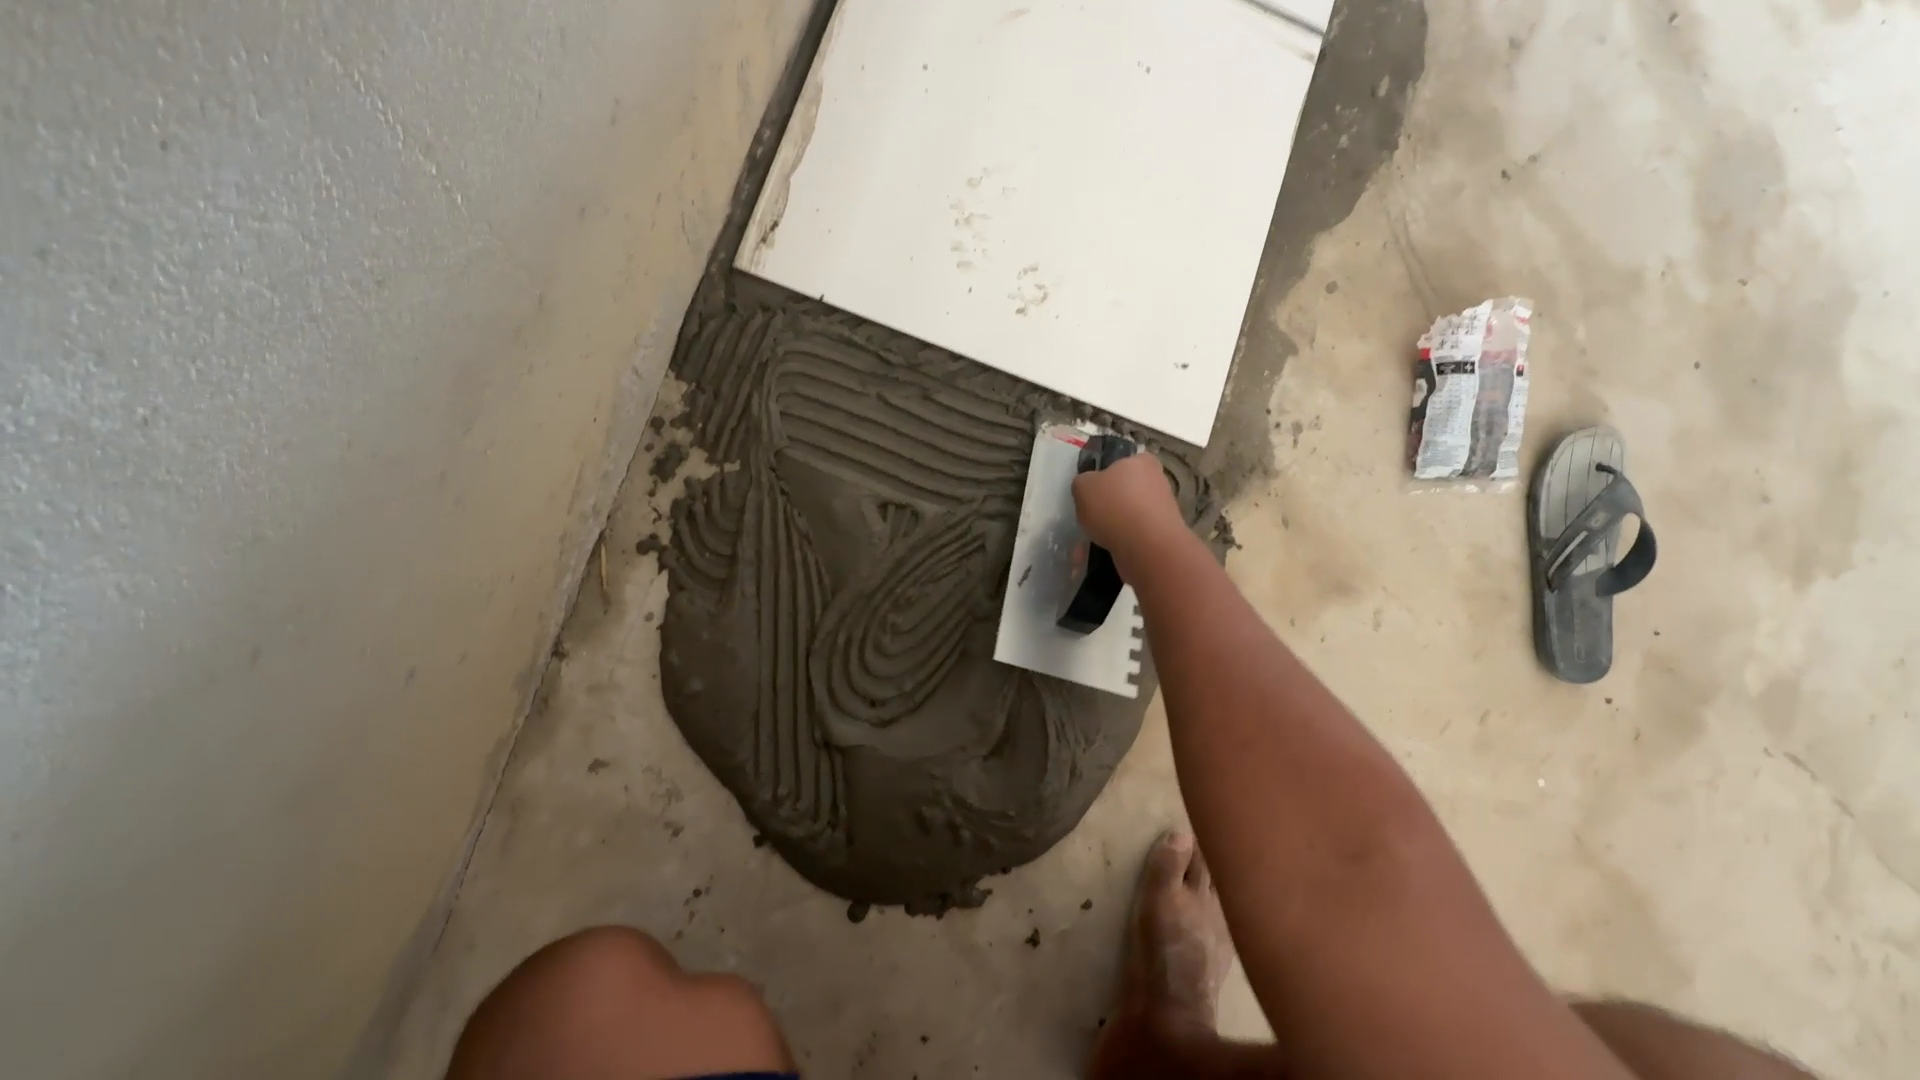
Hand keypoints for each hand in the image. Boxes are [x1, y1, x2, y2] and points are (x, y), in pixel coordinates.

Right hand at [1071, 453, 1188, 569]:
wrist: (1146, 547)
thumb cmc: (1113, 506)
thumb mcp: (1083, 486)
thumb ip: (1083, 482)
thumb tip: (1089, 488)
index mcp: (1142, 461)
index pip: (1121, 462)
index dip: (1103, 475)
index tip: (1090, 491)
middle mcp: (1156, 482)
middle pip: (1122, 493)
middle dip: (1103, 509)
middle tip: (1086, 520)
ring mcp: (1161, 510)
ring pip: (1124, 519)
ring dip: (1105, 531)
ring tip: (1086, 546)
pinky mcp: (1160, 536)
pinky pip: (1131, 538)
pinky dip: (1115, 545)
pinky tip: (1099, 554)